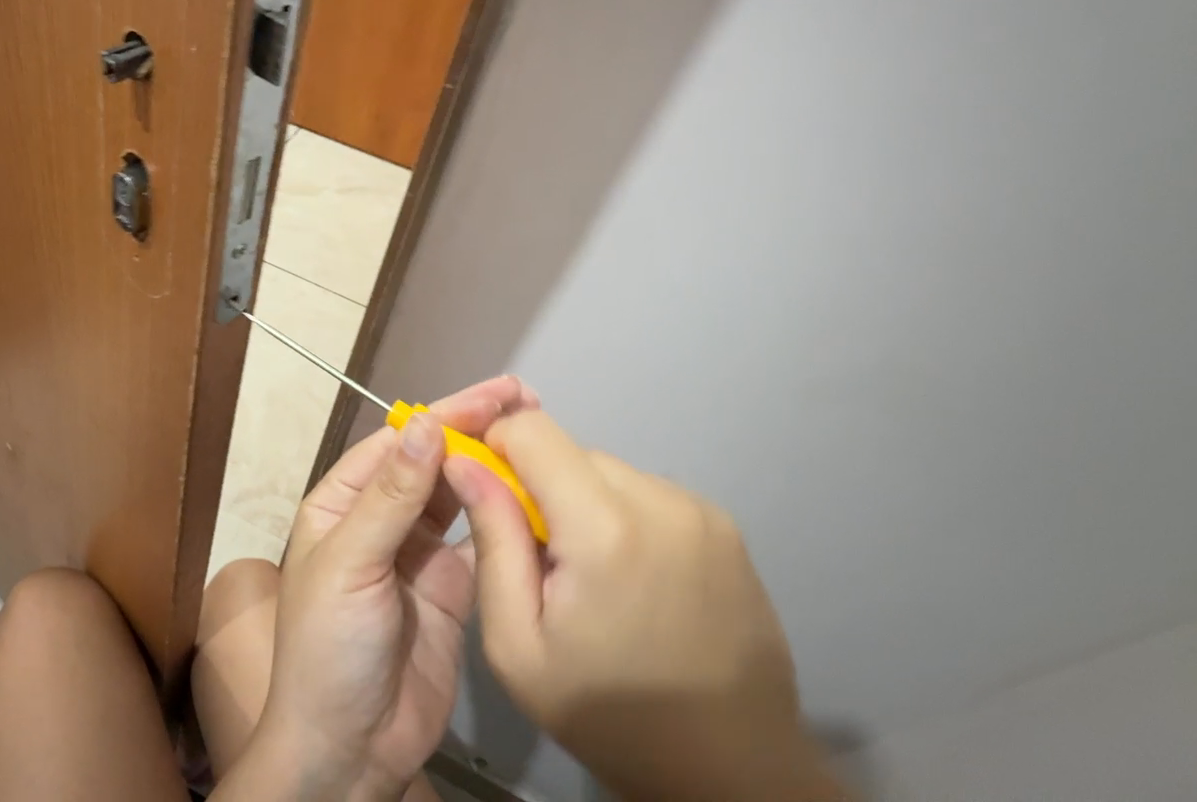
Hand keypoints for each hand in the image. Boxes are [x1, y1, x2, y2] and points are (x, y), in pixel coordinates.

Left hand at [245, 376, 536, 799]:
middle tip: (525, 400)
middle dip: (473, 430)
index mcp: (342, 503)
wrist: (351, 747)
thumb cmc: (329, 648)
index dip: (443, 415)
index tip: (492, 394)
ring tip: (536, 434)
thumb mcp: (351, 564)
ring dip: (492, 464)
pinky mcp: (453, 588)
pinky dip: (505, 516)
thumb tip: (425, 424)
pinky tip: (535, 492)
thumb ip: (392, 497)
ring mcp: (420, 554)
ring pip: (459, 496)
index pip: (396, 444)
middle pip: (431, 463)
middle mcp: (381, 519)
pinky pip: (482, 541)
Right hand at [447, 410, 842, 801]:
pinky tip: (630, 577)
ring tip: (588, 574)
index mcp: (603, 526)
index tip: (482, 487)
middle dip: (538, 485)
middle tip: (537, 556)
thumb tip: (462, 463)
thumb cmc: (607, 715)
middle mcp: (659, 499)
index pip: (530, 429)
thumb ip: (491, 540)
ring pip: (609, 471)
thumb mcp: (516, 644)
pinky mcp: (726, 528)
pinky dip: (622, 515)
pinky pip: (648, 493)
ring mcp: (702, 511)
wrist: (734, 773)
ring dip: (581, 501)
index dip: (494, 444)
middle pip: (570, 450)